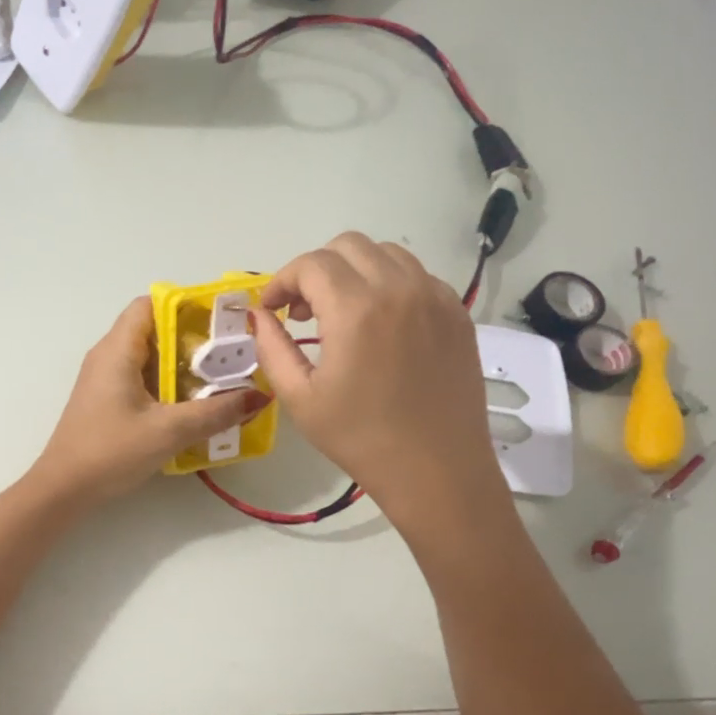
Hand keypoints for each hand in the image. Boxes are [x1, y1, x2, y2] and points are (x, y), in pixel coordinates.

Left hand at [31, 297, 267, 505]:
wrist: (63, 489)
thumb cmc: (110, 452)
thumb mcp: (169, 431)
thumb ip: (216, 412)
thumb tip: (259, 397)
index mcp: (117, 349)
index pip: (150, 304)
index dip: (187, 305)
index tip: (222, 319)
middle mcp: (107, 356)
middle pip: (153, 329)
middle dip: (193, 338)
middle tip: (231, 353)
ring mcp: (103, 380)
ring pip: (149, 357)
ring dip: (182, 365)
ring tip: (221, 378)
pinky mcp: (105, 402)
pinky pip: (141, 380)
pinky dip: (167, 385)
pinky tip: (192, 404)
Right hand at [251, 233, 510, 533]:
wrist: (435, 468)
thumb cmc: (359, 439)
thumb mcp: (300, 398)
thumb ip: (272, 348)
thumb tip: (258, 317)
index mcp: (355, 310)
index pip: (311, 265)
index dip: (282, 281)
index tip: (271, 309)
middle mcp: (399, 289)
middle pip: (348, 246)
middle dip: (316, 270)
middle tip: (302, 312)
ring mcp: (435, 297)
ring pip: (386, 254)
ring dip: (353, 272)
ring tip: (340, 314)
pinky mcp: (456, 313)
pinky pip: (417, 277)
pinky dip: (388, 286)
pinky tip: (379, 326)